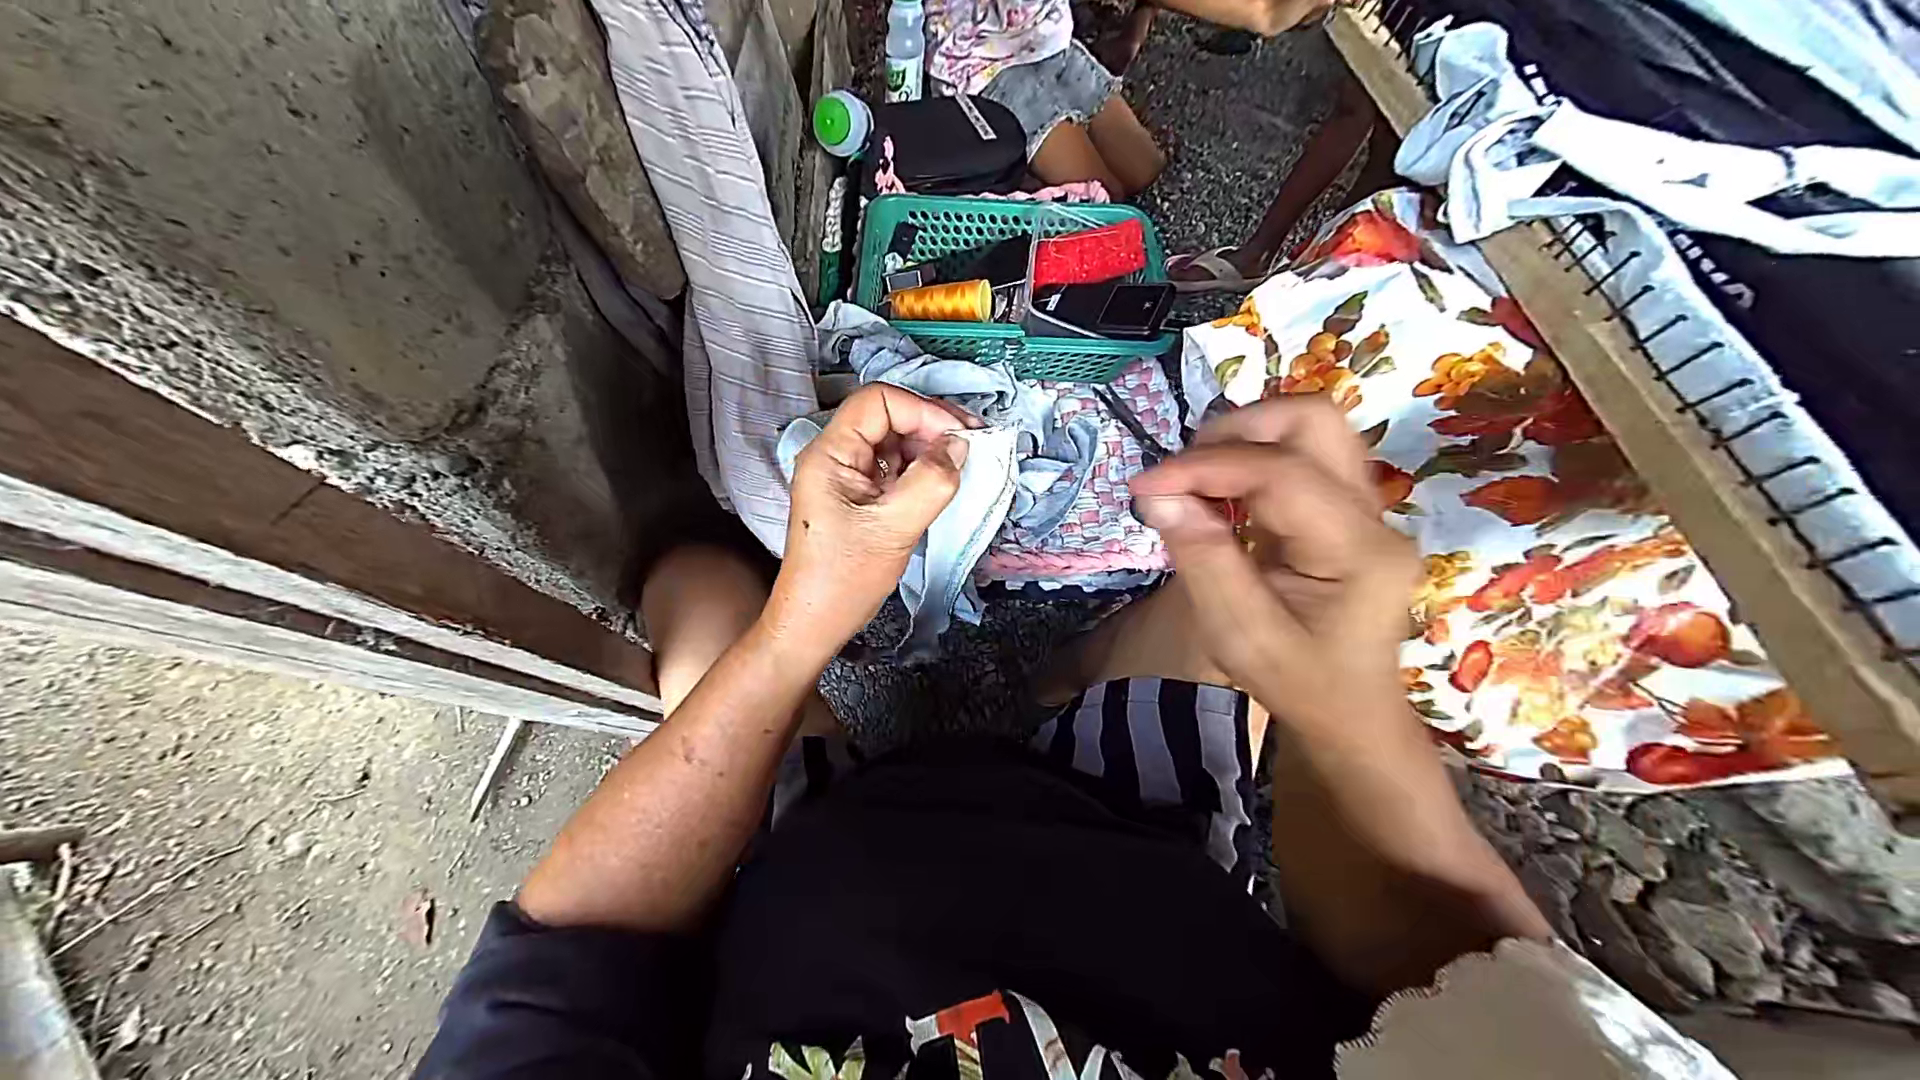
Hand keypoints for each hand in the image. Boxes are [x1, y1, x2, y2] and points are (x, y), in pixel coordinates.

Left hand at [765, 384, 978, 657]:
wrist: (815, 621)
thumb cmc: (843, 578)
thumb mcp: (894, 528)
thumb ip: (931, 482)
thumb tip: (959, 447)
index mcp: (830, 453)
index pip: (879, 402)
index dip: (923, 411)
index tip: (958, 437)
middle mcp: (835, 455)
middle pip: (888, 416)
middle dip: (931, 425)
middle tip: (971, 444)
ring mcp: (846, 475)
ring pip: (894, 441)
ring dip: (929, 446)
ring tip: (961, 464)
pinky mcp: (858, 495)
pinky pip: (893, 467)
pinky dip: (921, 468)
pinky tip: (942, 481)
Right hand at [1130, 396, 1417, 723]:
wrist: (1349, 710)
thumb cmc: (1297, 682)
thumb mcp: (1239, 633)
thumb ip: (1202, 558)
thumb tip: (1157, 495)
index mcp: (1359, 551)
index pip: (1281, 473)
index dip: (1205, 467)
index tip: (1146, 485)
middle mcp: (1374, 516)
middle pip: (1314, 421)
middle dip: (1236, 432)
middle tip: (1182, 473)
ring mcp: (1366, 508)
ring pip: (1309, 428)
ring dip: (1243, 440)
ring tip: (1196, 481)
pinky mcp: (1345, 509)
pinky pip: (1299, 455)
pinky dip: (1249, 460)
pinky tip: (1219, 494)